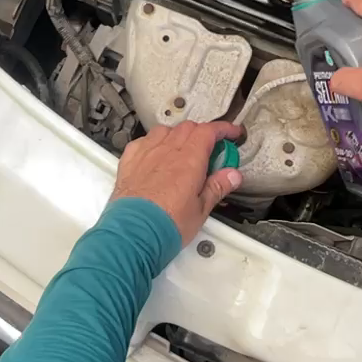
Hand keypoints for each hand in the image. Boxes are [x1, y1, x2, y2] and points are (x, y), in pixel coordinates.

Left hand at [111, 121, 243, 243]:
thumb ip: (217, 188)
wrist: (132, 233)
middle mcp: (166, 151)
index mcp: (189, 159)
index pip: (209, 131)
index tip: (231, 133)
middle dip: (203, 134)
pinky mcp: (130, 162)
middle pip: (188, 128)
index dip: (223, 129)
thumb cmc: (165, 224)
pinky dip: (154, 143)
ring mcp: (146, 154)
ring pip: (165, 131)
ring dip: (178, 135)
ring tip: (183, 150)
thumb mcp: (201, 210)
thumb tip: (232, 176)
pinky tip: (156, 154)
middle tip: (210, 150)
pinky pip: (143, 141)